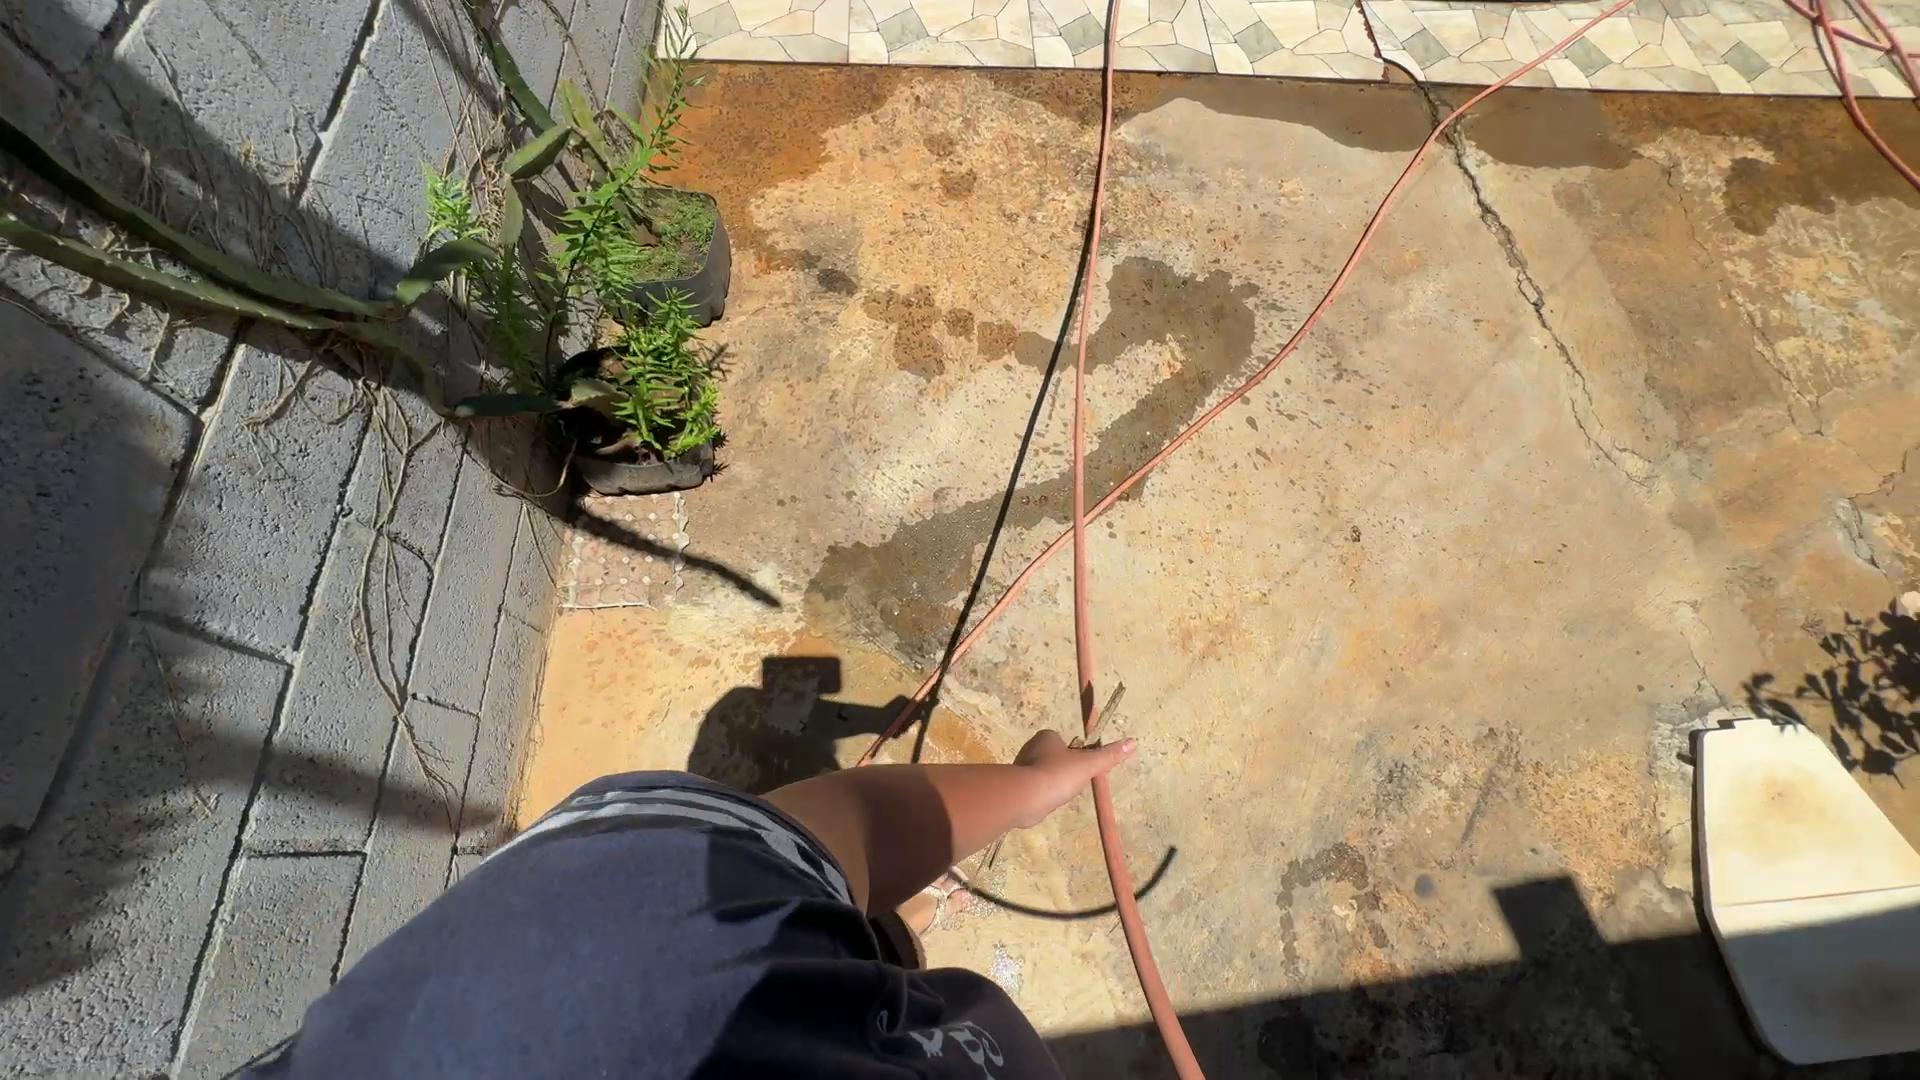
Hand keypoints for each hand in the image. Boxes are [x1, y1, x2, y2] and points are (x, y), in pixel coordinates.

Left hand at [1009, 729, 1137, 828]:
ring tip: (1061, 794)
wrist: (1026, 797)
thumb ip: (1109, 755)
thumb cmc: (1057, 775)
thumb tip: (1133, 742)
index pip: (1065, 741)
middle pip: (1055, 757)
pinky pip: (1036, 786)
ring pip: (1046, 772)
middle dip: (1064, 769)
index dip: (1075, 753)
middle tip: (1072, 783)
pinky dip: (1043, 794)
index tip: (1082, 767)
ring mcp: (1022, 766)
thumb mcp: (1088, 764)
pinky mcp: (1018, 784)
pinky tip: (1048, 802)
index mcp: (1046, 736)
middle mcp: (1032, 747)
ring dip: (1054, 782)